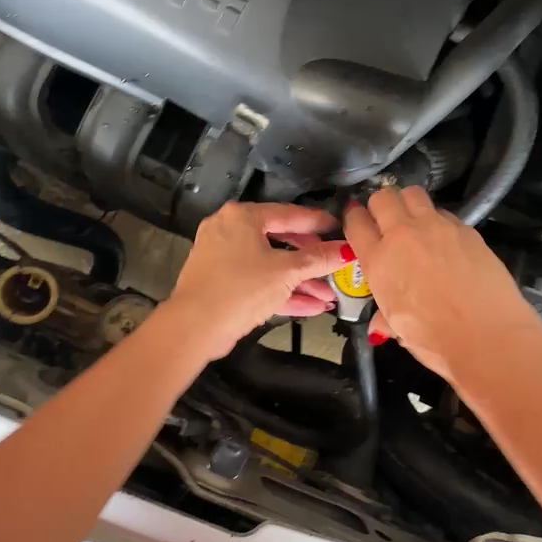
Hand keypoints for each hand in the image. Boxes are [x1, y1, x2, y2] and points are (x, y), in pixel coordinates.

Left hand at [163, 202, 350, 357]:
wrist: (194, 327)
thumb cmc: (242, 288)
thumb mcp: (286, 272)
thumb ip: (319, 259)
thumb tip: (347, 250)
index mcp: (243, 216)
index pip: (289, 214)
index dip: (318, 222)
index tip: (339, 228)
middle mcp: (229, 229)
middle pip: (280, 240)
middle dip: (310, 261)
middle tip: (335, 265)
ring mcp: (223, 257)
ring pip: (269, 265)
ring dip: (299, 282)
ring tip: (329, 296)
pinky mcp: (221, 282)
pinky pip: (257, 281)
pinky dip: (281, 292)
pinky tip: (312, 307)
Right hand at [343, 186, 541, 380]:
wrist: (489, 337)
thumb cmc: (438, 341)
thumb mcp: (401, 330)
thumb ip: (385, 318)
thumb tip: (379, 324)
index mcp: (379, 261)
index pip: (356, 222)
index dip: (354, 219)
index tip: (359, 222)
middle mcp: (403, 236)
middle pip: (383, 197)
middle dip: (381, 204)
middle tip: (386, 219)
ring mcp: (436, 227)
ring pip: (413, 193)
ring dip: (409, 203)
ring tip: (415, 221)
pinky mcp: (465, 228)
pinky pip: (444, 213)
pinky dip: (439, 220)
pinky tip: (446, 241)